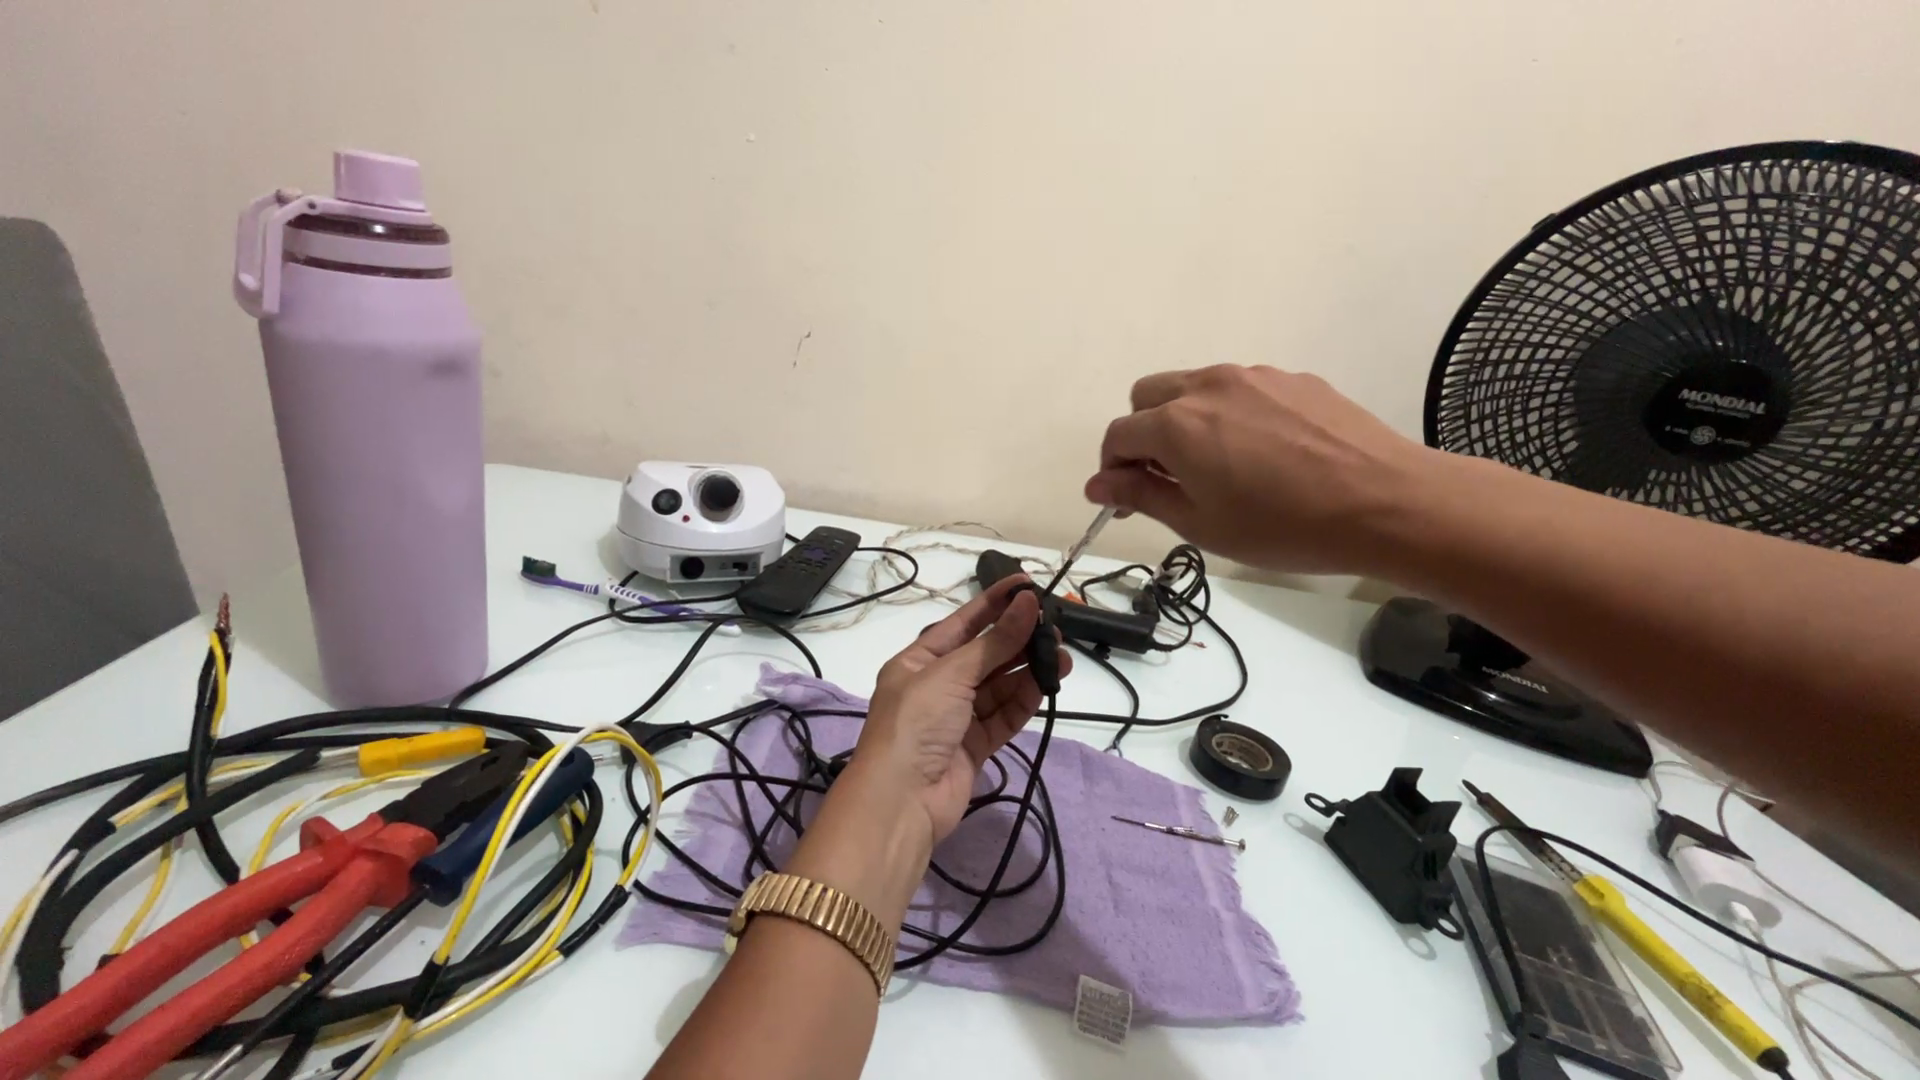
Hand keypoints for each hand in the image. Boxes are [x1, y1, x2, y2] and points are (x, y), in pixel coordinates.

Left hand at [853, 577, 1071, 845]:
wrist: (900, 801)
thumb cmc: (915, 723)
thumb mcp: (951, 674)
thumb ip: (995, 643)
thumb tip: (1028, 604)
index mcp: (919, 661)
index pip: (963, 623)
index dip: (995, 603)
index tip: (1028, 584)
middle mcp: (937, 685)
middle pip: (985, 655)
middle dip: (1018, 640)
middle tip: (1055, 628)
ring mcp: (956, 717)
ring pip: (999, 685)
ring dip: (1028, 670)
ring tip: (1062, 657)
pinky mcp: (974, 746)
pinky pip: (1004, 716)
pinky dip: (1025, 700)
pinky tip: (1048, 684)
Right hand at [1084, 364, 1430, 574]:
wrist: (1387, 503)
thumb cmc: (1283, 527)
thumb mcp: (1201, 524)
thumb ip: (1141, 495)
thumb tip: (1097, 485)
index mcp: (1177, 424)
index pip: (1119, 435)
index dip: (1112, 470)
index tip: (1125, 500)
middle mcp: (1208, 385)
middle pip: (1148, 395)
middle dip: (1143, 434)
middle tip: (1167, 478)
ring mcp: (1255, 376)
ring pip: (1195, 388)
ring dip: (1186, 421)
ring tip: (1221, 467)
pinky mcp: (1294, 379)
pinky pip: (1243, 390)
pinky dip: (1232, 416)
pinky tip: (1266, 455)